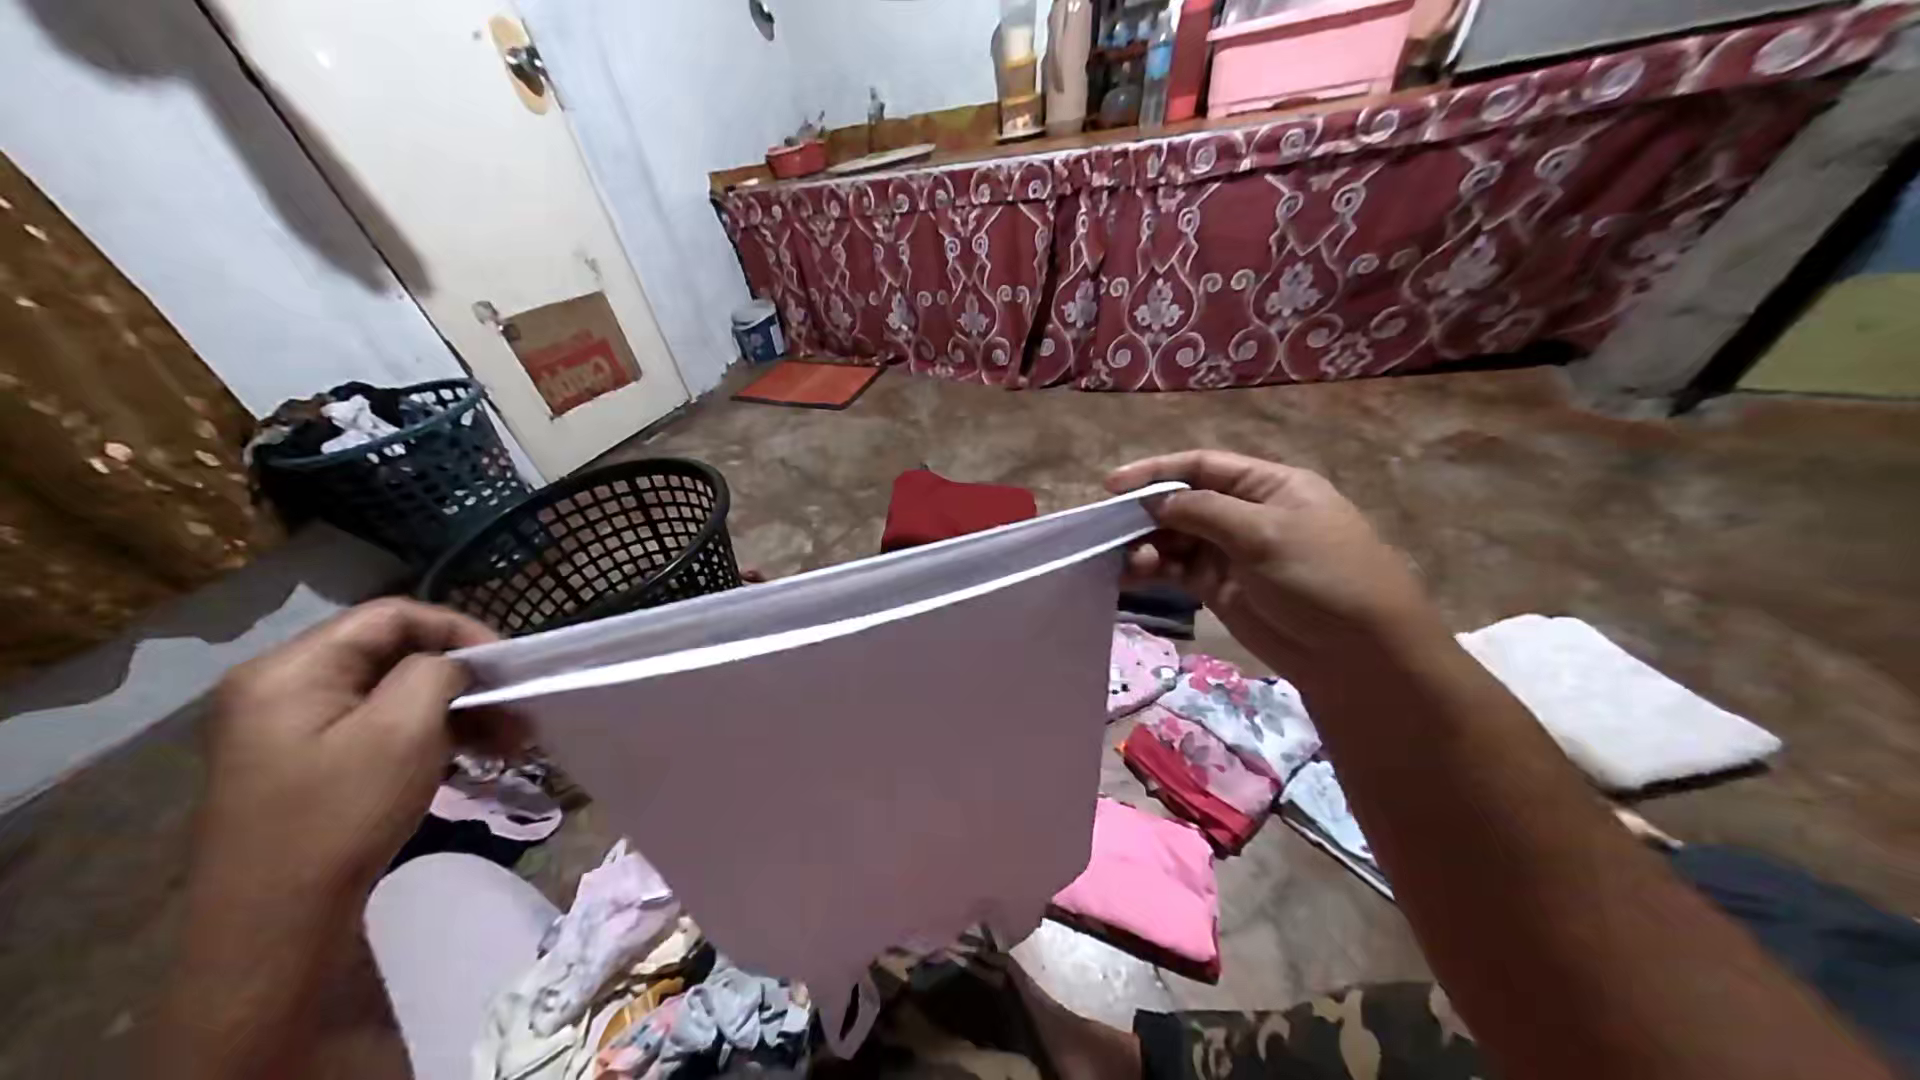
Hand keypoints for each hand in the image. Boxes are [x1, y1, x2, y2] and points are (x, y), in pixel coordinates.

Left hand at [197, 598, 499, 898]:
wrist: (276, 923)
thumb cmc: (342, 812)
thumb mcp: (403, 729)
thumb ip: (437, 672)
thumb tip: (454, 665)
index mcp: (292, 669)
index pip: (393, 615)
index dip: (458, 628)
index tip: (506, 662)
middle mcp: (285, 687)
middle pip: (396, 653)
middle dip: (465, 677)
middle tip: (516, 706)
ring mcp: (294, 727)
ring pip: (396, 692)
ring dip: (458, 709)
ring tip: (510, 740)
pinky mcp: (310, 761)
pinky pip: (383, 725)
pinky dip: (434, 734)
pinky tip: (476, 756)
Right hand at [1106, 450, 1445, 677]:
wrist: (1357, 655)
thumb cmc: (1320, 577)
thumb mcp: (1265, 533)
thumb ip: (1205, 511)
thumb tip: (1157, 501)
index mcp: (1268, 486)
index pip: (1203, 466)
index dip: (1157, 472)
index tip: (1113, 486)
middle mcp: (1246, 513)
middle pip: (1184, 502)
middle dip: (1147, 513)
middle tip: (1110, 530)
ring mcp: (1231, 553)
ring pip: (1176, 538)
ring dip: (1148, 546)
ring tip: (1129, 563)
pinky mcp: (1219, 588)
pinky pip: (1178, 571)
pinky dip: (1155, 571)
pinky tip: (1133, 577)